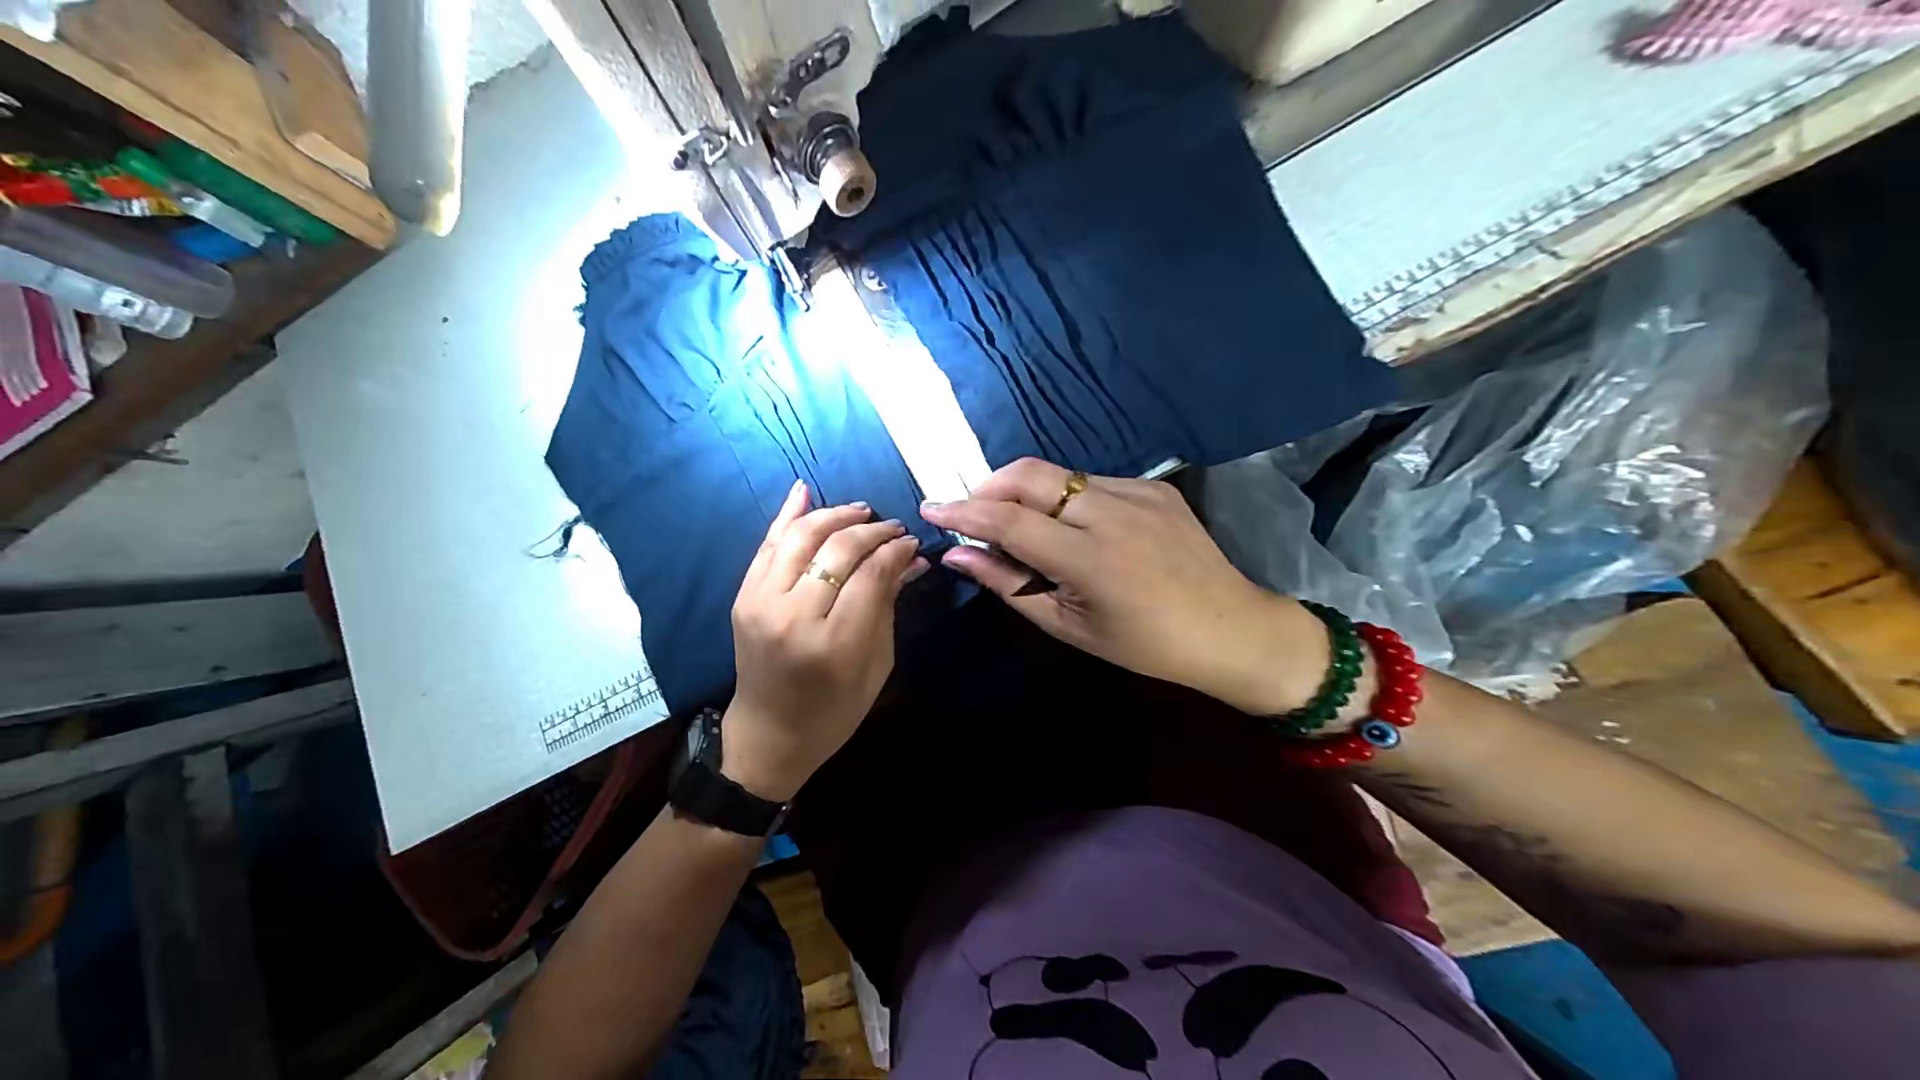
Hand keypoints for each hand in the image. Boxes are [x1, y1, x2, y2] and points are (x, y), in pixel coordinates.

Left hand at [723, 481, 928, 800]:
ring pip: (800, 536)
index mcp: (834, 644)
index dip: (894, 550)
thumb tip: (911, 559)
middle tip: (892, 528)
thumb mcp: (876, 664)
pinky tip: (805, 491)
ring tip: (860, 511)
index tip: (910, 542)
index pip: (870, 574)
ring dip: (833, 515)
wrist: (769, 735)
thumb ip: (888, 605)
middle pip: (837, 549)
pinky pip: (766, 544)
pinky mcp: (742, 597)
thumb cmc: (834, 711)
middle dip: (871, 530)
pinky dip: (786, 515)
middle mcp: (793, 617)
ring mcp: (760, 603)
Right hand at [921, 458, 1335, 715]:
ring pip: (1059, 474)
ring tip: (1022, 525)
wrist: (1231, 628)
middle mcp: (1113, 512)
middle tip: (972, 513)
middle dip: (989, 486)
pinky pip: (1092, 481)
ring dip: (1027, 492)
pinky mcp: (1155, 486)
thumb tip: (956, 556)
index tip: (931, 508)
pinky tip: (1074, 527)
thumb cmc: (1144, 644)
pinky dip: (1066, 498)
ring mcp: (1139, 492)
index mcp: (1090, 558)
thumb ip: (1009, 584)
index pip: (1008, 519)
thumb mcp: (1069, 625)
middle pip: (1030, 474)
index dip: (962, 511)